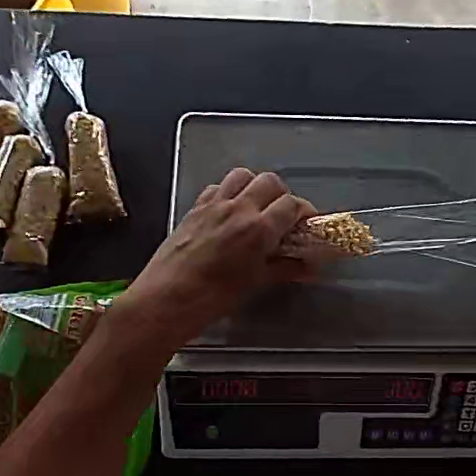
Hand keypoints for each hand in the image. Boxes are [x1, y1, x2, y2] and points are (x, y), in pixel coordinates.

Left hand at [116, 168, 313, 351]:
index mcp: (259, 229)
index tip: (307, 224)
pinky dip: (229, 193)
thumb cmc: (213, 298)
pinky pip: (217, 188)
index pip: (292, 205)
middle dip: (282, 196)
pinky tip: (229, 213)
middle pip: (270, 182)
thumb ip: (284, 269)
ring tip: (257, 208)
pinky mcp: (194, 208)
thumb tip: (308, 267)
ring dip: (255, 187)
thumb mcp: (255, 283)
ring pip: (243, 176)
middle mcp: (238, 209)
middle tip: (283, 217)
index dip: (305, 212)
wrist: (167, 299)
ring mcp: (214, 205)